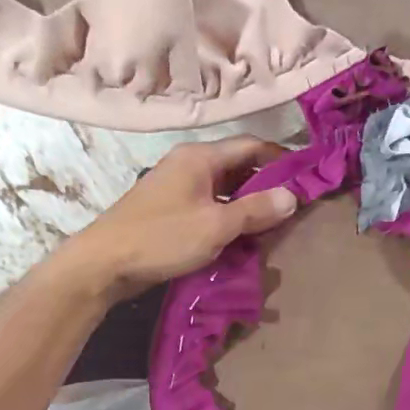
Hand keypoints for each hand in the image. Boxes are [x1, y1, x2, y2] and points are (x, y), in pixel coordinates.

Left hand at [52, 136, 297, 300]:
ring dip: (247, 203)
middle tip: (294, 206)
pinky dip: (227, 216)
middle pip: (238, 166)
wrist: (103, 263)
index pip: (251, 146)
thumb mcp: (215, 226)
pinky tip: (241, 236)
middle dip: (266, 185)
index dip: (281, 160)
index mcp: (200, 157)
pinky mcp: (168, 209)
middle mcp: (188, 164)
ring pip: (223, 188)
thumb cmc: (161, 238)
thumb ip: (255, 210)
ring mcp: (176, 187)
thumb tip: (292, 196)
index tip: (306, 179)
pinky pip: (208, 205)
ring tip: (273, 224)